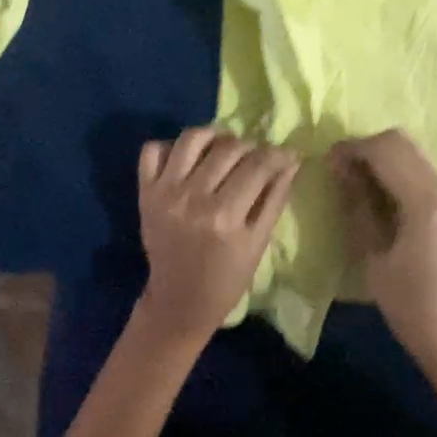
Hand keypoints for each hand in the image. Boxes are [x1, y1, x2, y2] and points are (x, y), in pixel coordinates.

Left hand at [137, 128, 300, 342]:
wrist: (179, 300)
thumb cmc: (227, 278)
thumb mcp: (258, 243)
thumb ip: (274, 198)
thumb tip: (291, 160)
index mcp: (225, 217)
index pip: (257, 166)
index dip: (277, 154)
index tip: (286, 153)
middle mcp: (193, 198)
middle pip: (228, 148)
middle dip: (250, 146)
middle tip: (255, 156)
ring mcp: (165, 192)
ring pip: (192, 139)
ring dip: (214, 136)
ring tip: (224, 147)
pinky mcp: (145, 191)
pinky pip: (153, 149)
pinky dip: (171, 146)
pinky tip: (189, 158)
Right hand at [331, 130, 436, 371]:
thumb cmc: (406, 300)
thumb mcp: (371, 251)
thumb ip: (358, 203)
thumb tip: (339, 165)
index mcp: (426, 203)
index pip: (386, 151)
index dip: (352, 148)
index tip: (328, 161)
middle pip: (401, 143)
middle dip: (365, 147)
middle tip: (339, 168)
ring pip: (410, 151)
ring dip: (379, 156)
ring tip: (353, 178)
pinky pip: (417, 168)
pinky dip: (392, 168)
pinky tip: (374, 191)